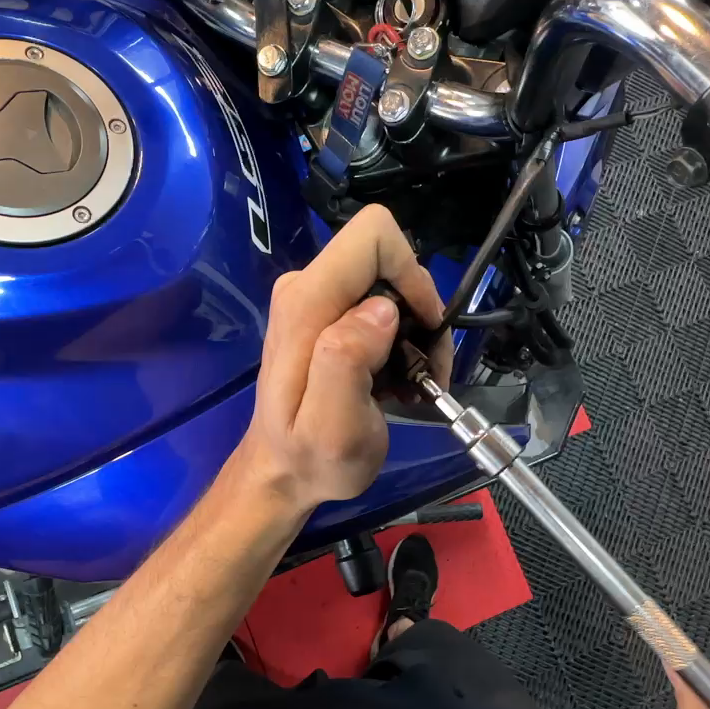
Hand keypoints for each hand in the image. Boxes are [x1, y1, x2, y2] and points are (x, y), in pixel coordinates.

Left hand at [232, 205, 452, 513]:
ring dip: (416, 333)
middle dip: (420, 312)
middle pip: (388, 261)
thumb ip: (347, 361)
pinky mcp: (327, 316)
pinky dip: (402, 340)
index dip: (412, 274)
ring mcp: (315, 300)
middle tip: (426, 372)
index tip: (424, 328)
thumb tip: (382, 310)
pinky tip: (399, 379)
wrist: (283, 473)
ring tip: (416, 383)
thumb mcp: (332, 426)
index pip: (373, 235)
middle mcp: (307, 287)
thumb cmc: (311, 458)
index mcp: (307, 303)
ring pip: (391, 284)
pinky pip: (381, 304)